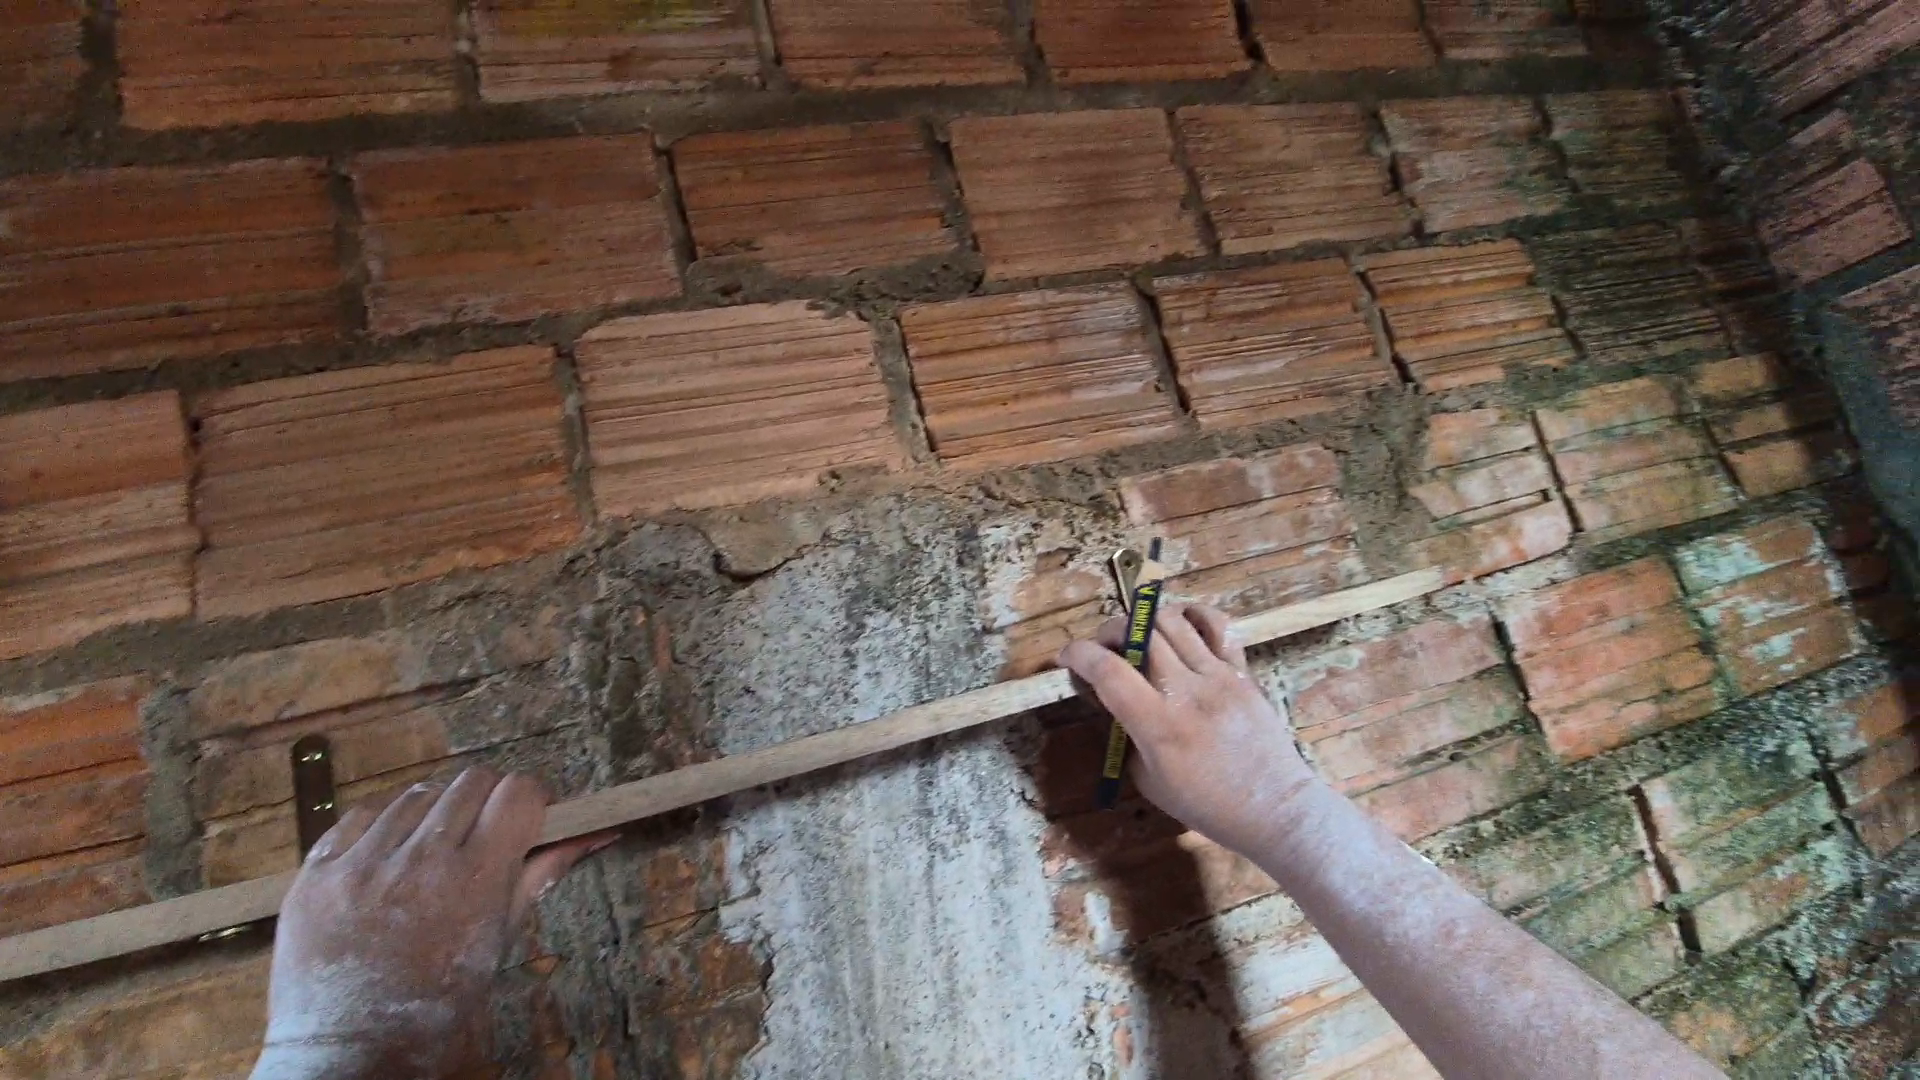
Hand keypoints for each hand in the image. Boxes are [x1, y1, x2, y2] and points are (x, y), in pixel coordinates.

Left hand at [251, 767, 611, 1079]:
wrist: (349, 1055)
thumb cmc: (445, 999)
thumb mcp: (505, 934)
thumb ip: (546, 870)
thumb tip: (601, 829)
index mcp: (475, 878)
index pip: (518, 791)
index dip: (532, 798)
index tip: (528, 817)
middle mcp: (419, 862)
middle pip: (473, 781)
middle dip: (489, 799)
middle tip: (483, 832)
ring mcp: (361, 866)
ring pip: (420, 792)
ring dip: (438, 810)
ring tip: (433, 846)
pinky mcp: (315, 874)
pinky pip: (364, 814)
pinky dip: (386, 824)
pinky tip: (391, 853)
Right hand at [1057, 604, 1323, 855]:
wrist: (1275, 809)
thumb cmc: (1207, 805)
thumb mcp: (1148, 779)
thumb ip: (1126, 733)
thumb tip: (1111, 698)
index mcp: (1159, 725)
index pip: (1108, 671)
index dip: (1078, 654)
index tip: (1066, 657)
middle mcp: (1187, 691)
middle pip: (1138, 632)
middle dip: (1108, 632)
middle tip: (1103, 648)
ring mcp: (1218, 676)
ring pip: (1171, 620)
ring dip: (1143, 621)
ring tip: (1138, 637)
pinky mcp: (1241, 672)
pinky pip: (1217, 625)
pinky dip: (1191, 615)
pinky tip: (1178, 626)